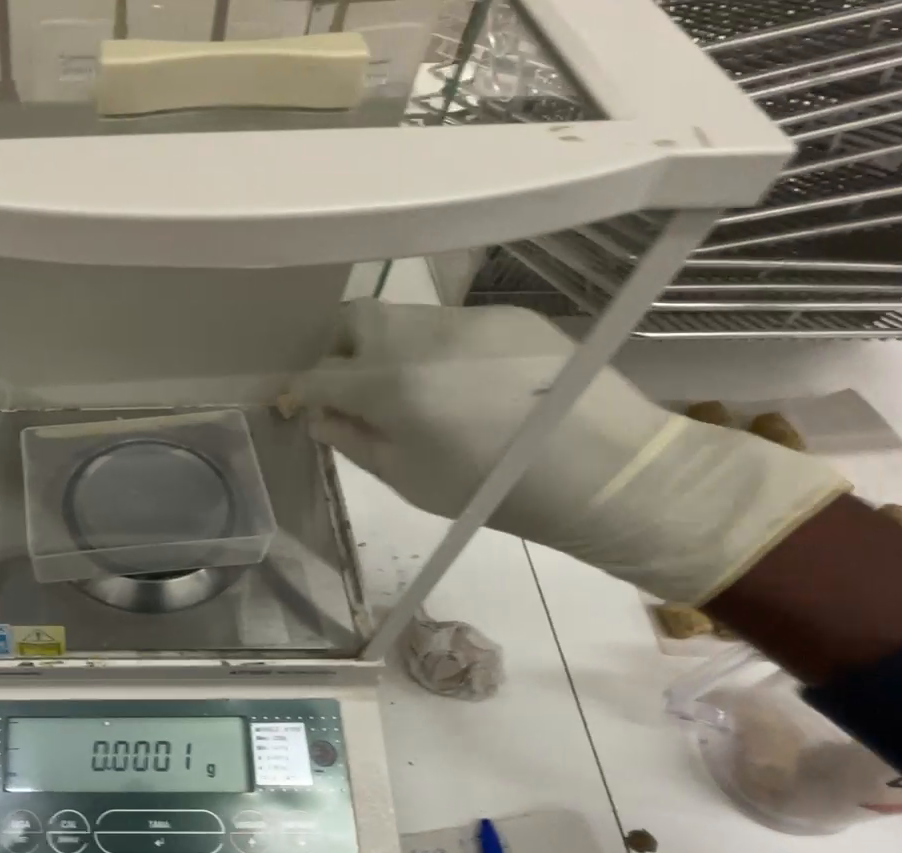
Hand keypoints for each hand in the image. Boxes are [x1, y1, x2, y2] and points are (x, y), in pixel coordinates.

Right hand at [289, 301, 848, 603]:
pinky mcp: (504, 315)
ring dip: (386, 346)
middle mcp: (420, 337)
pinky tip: (462, 382)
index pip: (319, 374)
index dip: (301, 390)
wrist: (602, 467)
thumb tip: (317, 415)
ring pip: (400, 317)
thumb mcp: (407, 478)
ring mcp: (465, 319)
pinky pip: (447, 323)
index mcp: (390, 385)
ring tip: (410, 386)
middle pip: (352, 320)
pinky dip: (434, 347)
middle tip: (349, 385)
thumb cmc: (491, 488)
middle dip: (337, 349)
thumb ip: (353, 440)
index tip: (299, 405)